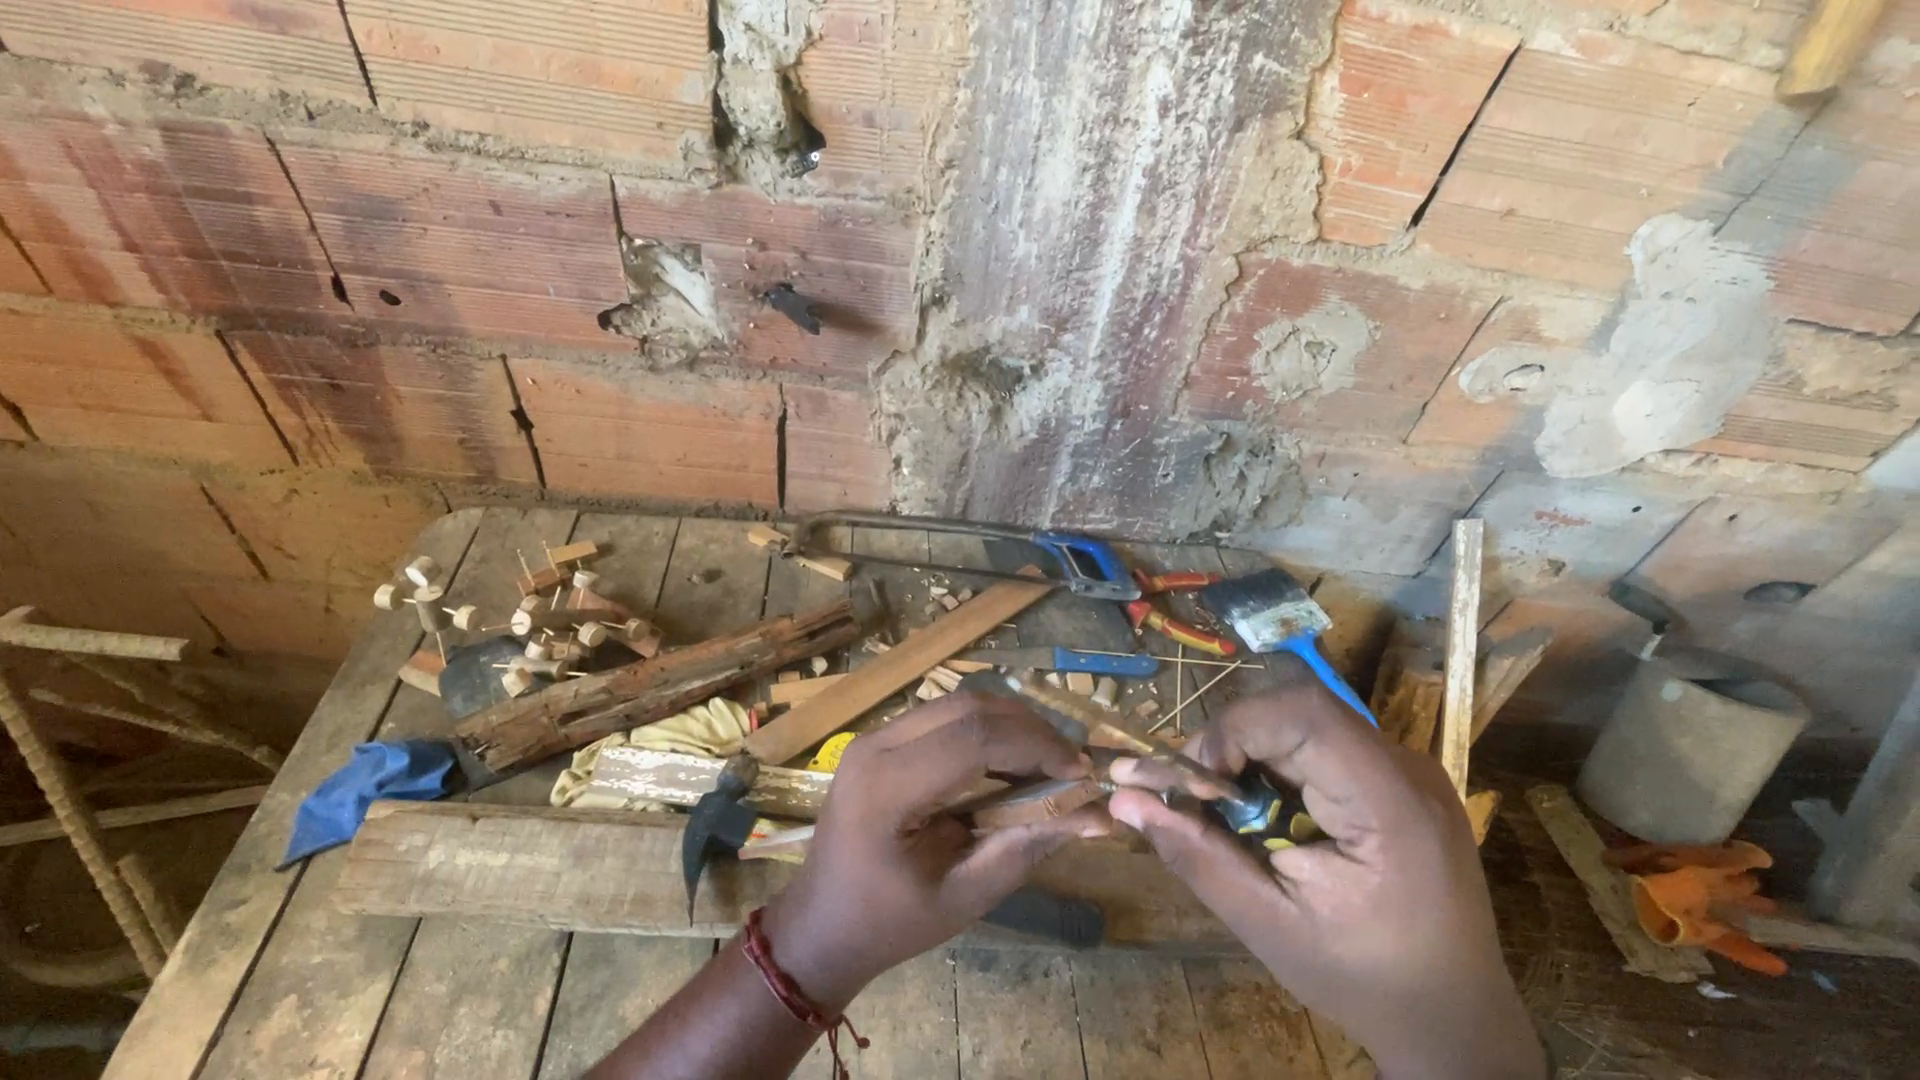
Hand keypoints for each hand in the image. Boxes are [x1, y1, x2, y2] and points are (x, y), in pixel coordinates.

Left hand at [761, 694, 1109, 1011]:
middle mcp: (875, 745)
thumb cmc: (888, 924)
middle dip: (1030, 729)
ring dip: (1010, 725)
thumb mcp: (964, 897)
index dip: (1037, 746)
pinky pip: (943, 717)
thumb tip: (1097, 817)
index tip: (1081, 774)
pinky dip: (986, 731)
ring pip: (958, 703)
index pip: (974, 737)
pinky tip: (1010, 763)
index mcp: (886, 788)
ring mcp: (873, 736)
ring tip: (1047, 764)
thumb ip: (1027, 847)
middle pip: (969, 707)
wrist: (821, 924)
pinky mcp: (880, 739)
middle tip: (1071, 766)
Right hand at [1108, 686, 1543, 1079]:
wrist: (1454, 1022)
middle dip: (1232, 742)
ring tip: (1227, 811)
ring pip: (1306, 722)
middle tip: (1196, 796)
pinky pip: (1323, 746)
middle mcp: (1407, 769)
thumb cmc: (1363, 982)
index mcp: (1389, 806)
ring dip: (1251, 754)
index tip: (1193, 785)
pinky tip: (1267, 816)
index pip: (1302, 715)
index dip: (1232, 730)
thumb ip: (1197, 856)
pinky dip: (1277, 768)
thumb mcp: (1268, 927)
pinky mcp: (1399, 782)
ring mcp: (1409, 771)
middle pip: (1300, 711)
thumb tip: (1125, 799)